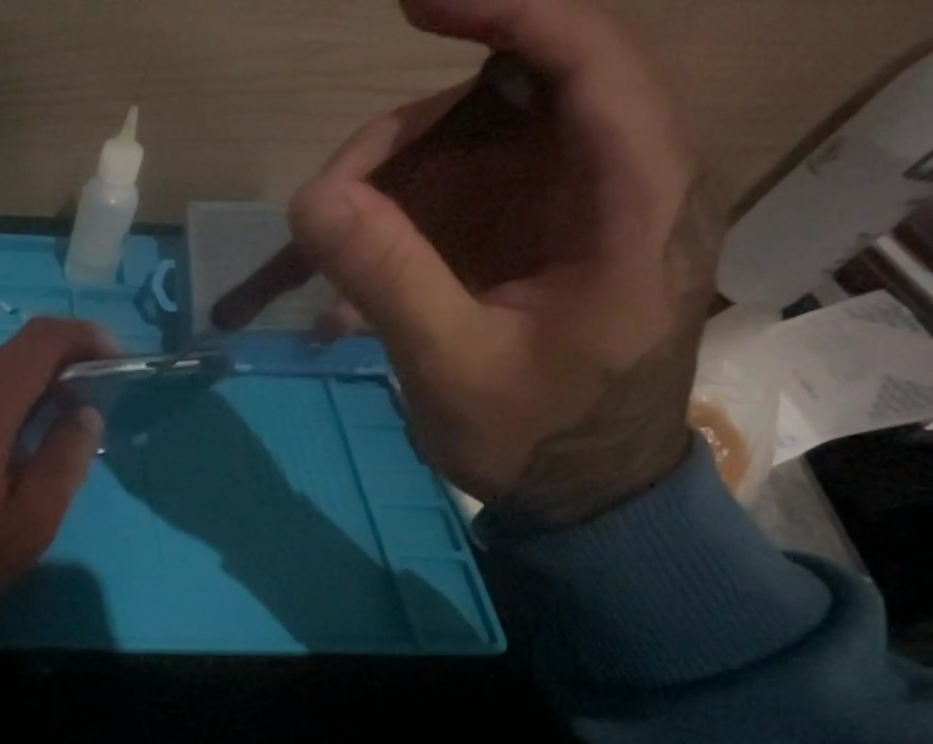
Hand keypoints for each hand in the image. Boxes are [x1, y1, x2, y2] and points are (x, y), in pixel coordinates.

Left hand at [0, 318, 110, 604]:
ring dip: (12, 398)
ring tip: (28, 444)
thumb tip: (86, 414)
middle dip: (51, 374)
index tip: (111, 360)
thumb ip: (64, 460)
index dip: (84, 337)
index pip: (41, 338)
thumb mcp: (30, 522)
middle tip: (76, 414)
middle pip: (7, 359)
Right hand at [289, 0, 721, 527]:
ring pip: (466, 152)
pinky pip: (450, 205)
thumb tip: (309, 198)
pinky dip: (388, 234)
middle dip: (403, 144)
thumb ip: (388, 276)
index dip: (508, 13)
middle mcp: (608, 181)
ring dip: (383, 195)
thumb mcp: (452, 365)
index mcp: (632, 201)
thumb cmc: (538, 436)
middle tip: (325, 211)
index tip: (414, 6)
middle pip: (505, 103)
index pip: (588, 62)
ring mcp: (563, 209)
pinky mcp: (525, 238)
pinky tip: (336, 297)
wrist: (582, 496)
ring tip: (316, 263)